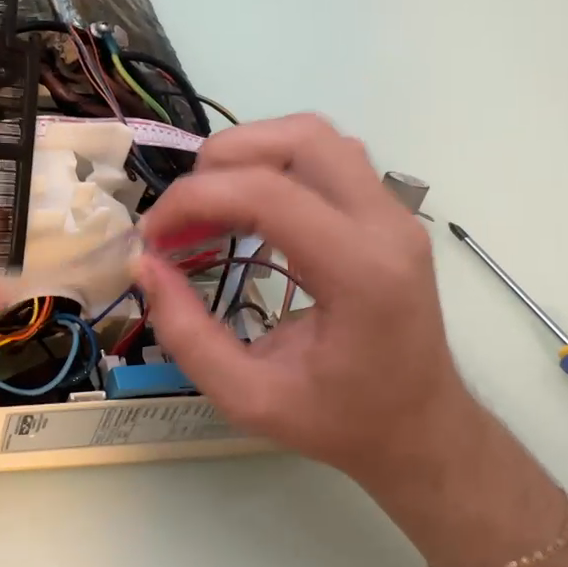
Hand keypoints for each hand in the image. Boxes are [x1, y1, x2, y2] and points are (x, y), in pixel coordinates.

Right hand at [134, 114, 480, 480]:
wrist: (423, 431)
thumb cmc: (341, 421)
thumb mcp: (248, 398)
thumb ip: (187, 334)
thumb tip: (145, 266)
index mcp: (361, 273)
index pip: (267, 191)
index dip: (193, 200)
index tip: (152, 238)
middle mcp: (386, 226)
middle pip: (299, 138)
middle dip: (220, 161)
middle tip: (183, 214)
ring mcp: (392, 213)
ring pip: (313, 135)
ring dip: (246, 155)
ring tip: (210, 206)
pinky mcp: (384, 212)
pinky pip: (323, 156)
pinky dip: (270, 164)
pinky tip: (244, 210)